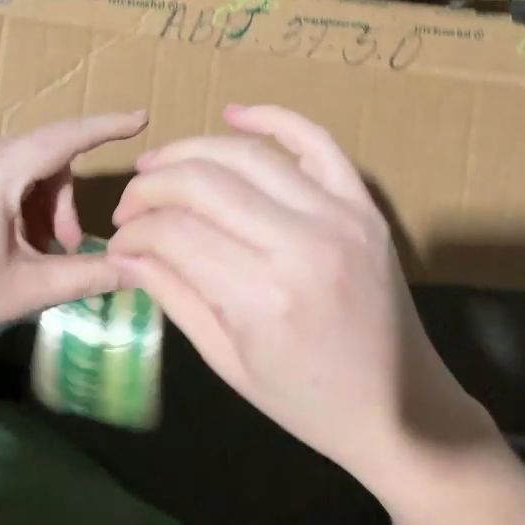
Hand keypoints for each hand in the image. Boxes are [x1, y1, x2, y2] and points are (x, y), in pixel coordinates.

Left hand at [0, 112, 147, 376]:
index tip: (139, 117)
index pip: (63, 139)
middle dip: (59, 200)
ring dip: (31, 201)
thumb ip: (92, 273)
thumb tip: (140, 268)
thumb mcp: (32, 287)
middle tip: (63, 248)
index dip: (105, 127)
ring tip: (29, 250)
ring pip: (9, 164)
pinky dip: (1, 195)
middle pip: (37, 158)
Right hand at [107, 104, 490, 476]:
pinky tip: (233, 114)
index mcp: (262, 298)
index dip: (133, 232)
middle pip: (200, 182)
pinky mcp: (363, 206)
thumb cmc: (307, 401)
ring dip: (188, 152)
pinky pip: (316, 142)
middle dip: (149, 187)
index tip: (118, 243)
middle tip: (128, 208)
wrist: (406, 411)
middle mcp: (300, 245)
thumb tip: (122, 252)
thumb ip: (171, 294)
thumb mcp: (225, 360)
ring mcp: (339, 218)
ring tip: (156, 167)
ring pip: (244, 155)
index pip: (171, 233)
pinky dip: (272, 119)